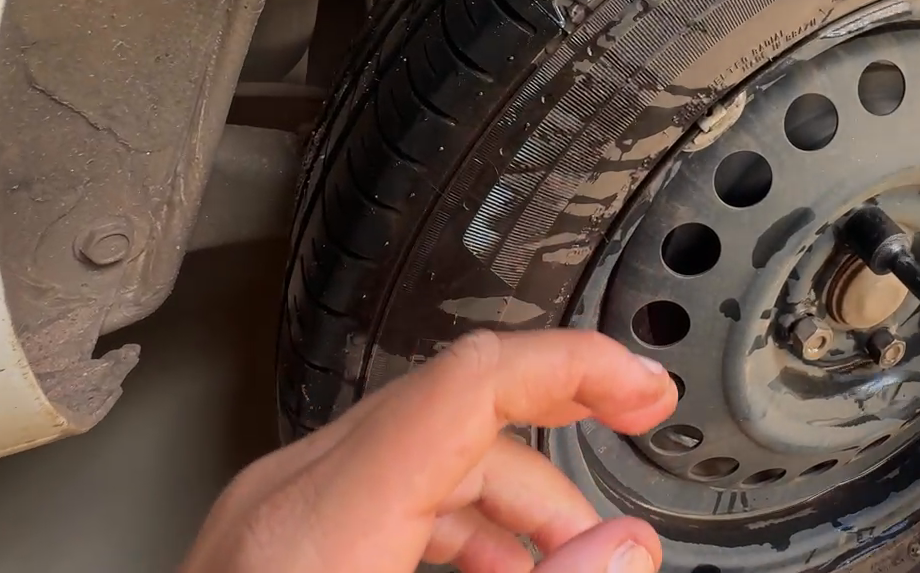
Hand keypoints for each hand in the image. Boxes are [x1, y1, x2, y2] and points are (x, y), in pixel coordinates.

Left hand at [183, 329, 678, 572]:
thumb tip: (624, 550)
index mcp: (318, 525)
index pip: (474, 379)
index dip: (577, 366)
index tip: (642, 391)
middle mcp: (289, 496)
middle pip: (464, 399)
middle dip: (566, 412)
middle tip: (637, 415)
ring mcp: (277, 514)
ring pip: (439, 445)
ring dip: (524, 486)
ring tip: (577, 552)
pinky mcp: (279, 540)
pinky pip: (402, 488)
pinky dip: (471, 518)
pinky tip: (505, 568)